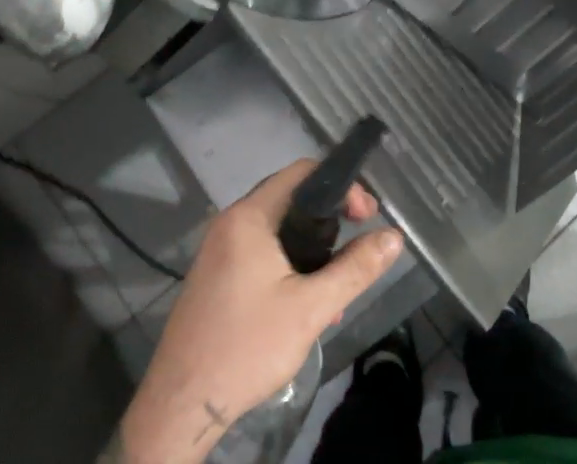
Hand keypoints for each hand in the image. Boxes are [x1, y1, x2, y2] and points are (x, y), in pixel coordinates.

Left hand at [118, 160, 404, 463]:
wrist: (182, 402)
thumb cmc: (248, 346)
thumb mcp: (311, 308)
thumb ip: (356, 268)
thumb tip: (393, 236)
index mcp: (249, 218)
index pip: (302, 173)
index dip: (341, 186)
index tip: (366, 218)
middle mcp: (230, 224)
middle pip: (291, 201)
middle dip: (331, 223)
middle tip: (359, 251)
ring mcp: (219, 251)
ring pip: (279, 233)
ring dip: (313, 252)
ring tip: (336, 291)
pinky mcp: (217, 277)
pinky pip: (262, 255)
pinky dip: (290, 267)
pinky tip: (306, 306)